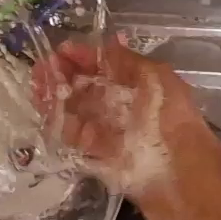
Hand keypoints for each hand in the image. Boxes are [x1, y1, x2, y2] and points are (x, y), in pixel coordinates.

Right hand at [33, 39, 218, 198]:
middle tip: (40, 72)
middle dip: (61, 76)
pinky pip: (74, 139)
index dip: (81, 56)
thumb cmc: (172, 121)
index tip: (59, 52)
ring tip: (37, 91)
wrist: (183, 180)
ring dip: (54, 99)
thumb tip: (109, 40)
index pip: (102, 64)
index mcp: (136, 84)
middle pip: (85, 86)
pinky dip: (59, 127)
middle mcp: (122, 106)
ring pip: (75, 111)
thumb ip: (127, 60)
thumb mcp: (156, 78)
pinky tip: (46, 116)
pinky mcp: (99, 158)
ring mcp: (109, 132)